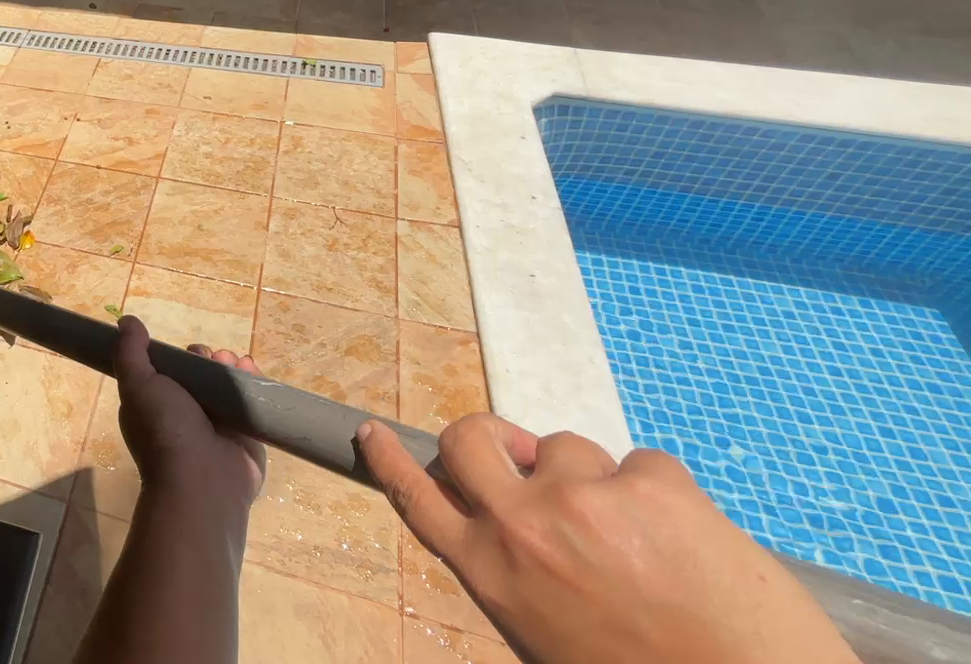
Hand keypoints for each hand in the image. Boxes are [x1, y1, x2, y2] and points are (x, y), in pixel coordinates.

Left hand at [113, 315, 265, 513]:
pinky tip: (253, 373)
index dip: (182, 356)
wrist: (202, 481)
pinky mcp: (245, 434)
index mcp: (158, 403)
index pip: (172, 369)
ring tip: (238, 364)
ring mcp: (218, 424)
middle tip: (219, 358)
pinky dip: (255, 382)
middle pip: (202, 372)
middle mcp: (187, 413)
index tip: (190, 352)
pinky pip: (251, 401)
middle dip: (212, 358)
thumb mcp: (137, 385)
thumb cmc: (164, 430)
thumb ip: (130, 352)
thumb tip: (126, 321)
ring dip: (234, 366)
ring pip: (227, 383)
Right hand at [359, 413, 858, 663]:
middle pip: (469, 440)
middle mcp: (521, 525)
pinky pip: (645, 463)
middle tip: (517, 451)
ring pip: (567, 446)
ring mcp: (583, 499)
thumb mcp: (548, 636)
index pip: (418, 498)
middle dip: (489, 434)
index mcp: (492, 571)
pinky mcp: (653, 485)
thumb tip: (511, 513)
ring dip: (595, 478)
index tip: (373, 430)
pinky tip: (695, 543)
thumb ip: (515, 570)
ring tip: (644, 537)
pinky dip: (664, 494)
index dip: (391, 459)